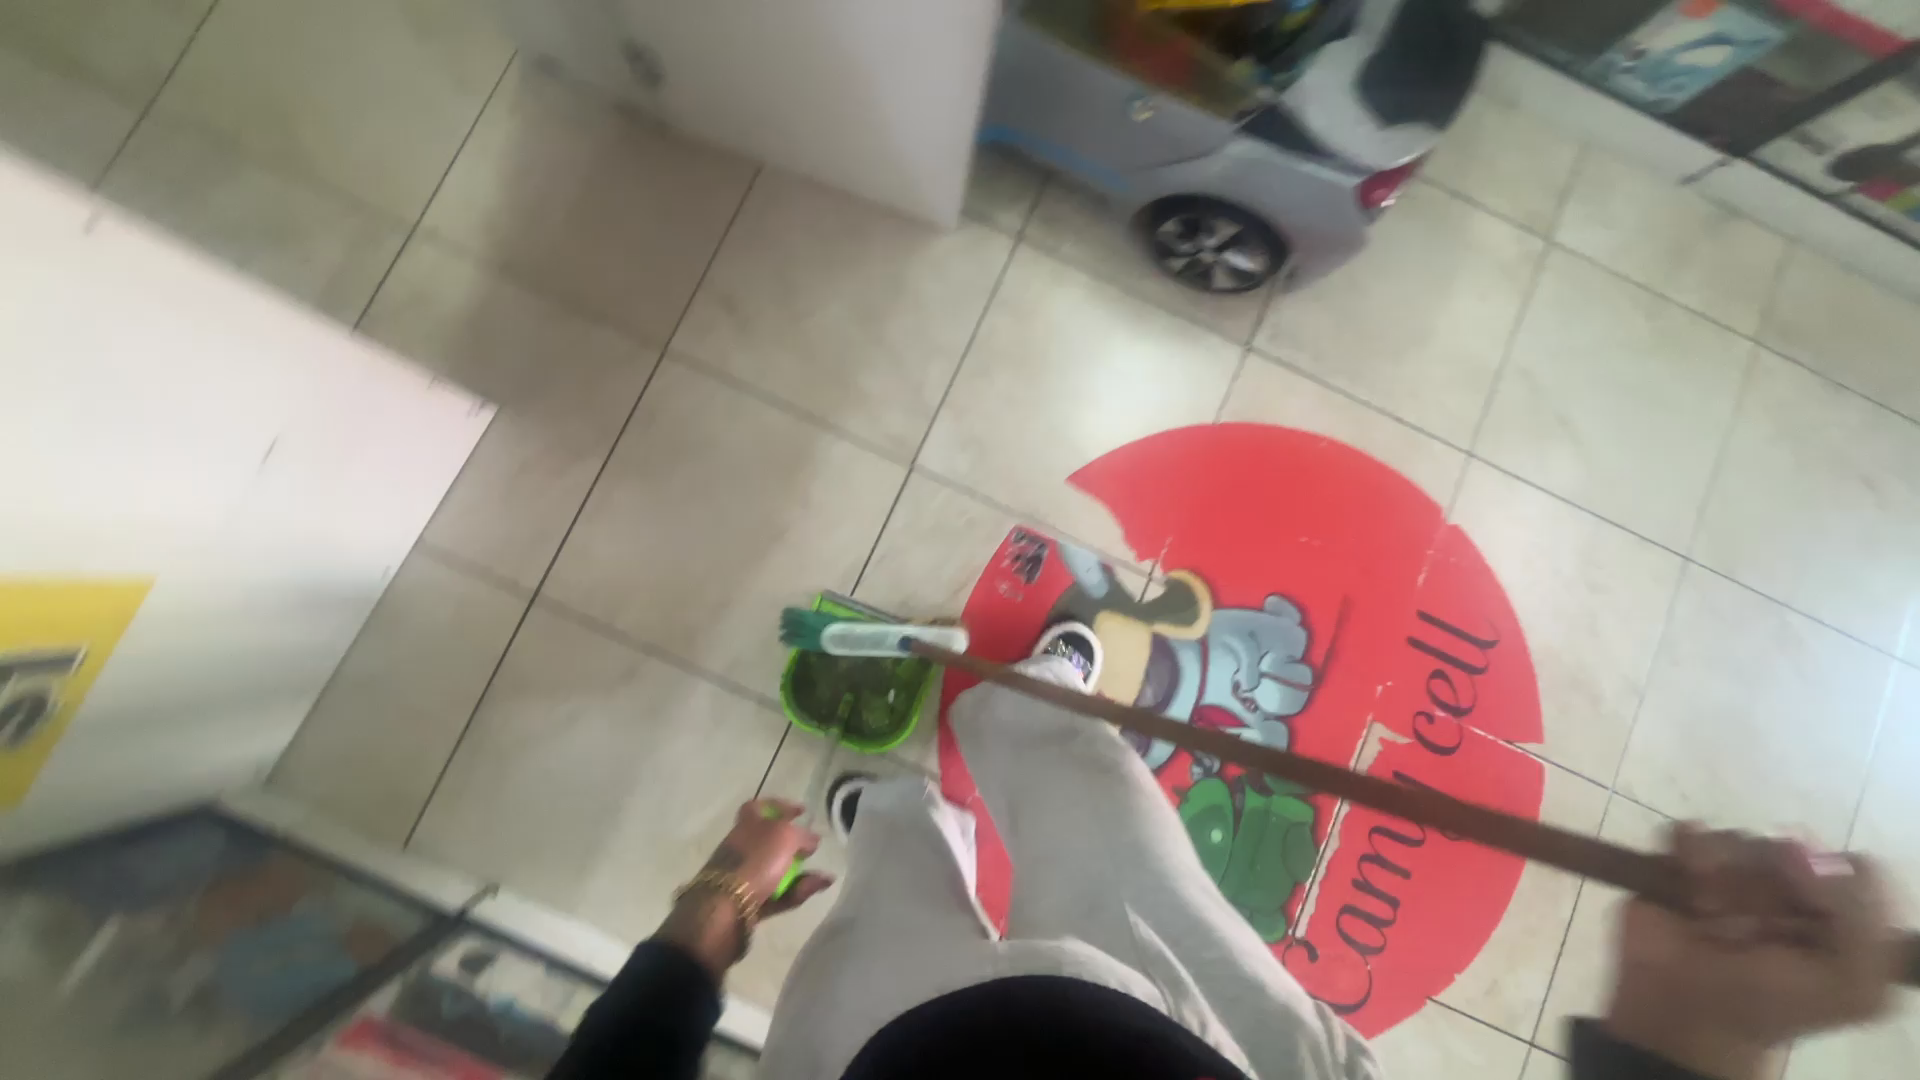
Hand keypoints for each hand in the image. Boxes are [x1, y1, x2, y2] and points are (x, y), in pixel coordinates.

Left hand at [654, 798, 834, 981]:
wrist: (724, 908)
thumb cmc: (755, 860)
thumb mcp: (786, 836)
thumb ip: (802, 835)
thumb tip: (812, 840)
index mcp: (747, 823)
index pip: (761, 806)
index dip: (781, 806)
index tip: (802, 812)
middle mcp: (743, 847)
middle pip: (771, 842)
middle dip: (794, 846)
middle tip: (811, 849)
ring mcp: (745, 876)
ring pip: (777, 871)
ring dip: (801, 873)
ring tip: (821, 877)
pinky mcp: (749, 903)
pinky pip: (778, 894)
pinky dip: (797, 892)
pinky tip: (816, 888)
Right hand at [1605, 824, 1898, 1078]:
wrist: (1686, 1005)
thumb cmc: (1773, 1002)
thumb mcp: (1851, 985)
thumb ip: (1858, 920)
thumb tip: (1804, 848)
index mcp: (1838, 918)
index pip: (1849, 866)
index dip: (1830, 875)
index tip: (1809, 900)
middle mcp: (1788, 892)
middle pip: (1787, 846)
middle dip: (1769, 878)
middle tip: (1756, 918)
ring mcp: (1730, 877)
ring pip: (1737, 837)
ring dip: (1724, 871)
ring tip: (1710, 908)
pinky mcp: (1678, 866)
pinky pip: (1687, 830)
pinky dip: (1686, 846)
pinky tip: (1688, 878)